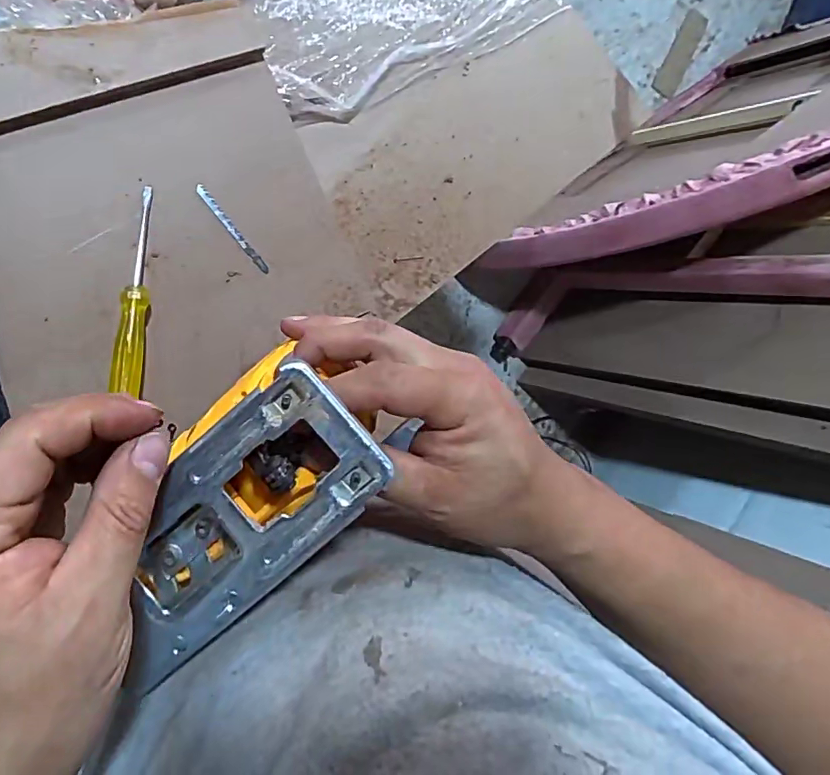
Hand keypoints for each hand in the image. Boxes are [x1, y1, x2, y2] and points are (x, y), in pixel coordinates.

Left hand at [0, 394, 171, 774]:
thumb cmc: (39, 706)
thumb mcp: (93, 605)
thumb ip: (122, 512)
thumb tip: (154, 439)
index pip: (25, 440)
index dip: (93, 414)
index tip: (153, 416)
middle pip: (23, 450)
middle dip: (94, 429)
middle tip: (155, 432)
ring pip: (28, 473)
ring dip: (87, 453)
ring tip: (141, 451)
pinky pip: (30, 504)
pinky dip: (75, 484)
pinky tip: (109, 482)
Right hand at [282, 315, 579, 553]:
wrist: (544, 496)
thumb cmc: (496, 501)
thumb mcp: (434, 498)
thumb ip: (377, 471)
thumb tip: (322, 452)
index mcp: (458, 392)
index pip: (384, 379)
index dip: (336, 390)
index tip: (294, 405)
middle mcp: (453, 363)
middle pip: (382, 337)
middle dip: (329, 339)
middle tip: (286, 353)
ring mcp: (450, 360)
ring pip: (386, 333)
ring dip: (339, 332)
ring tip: (294, 329)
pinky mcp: (443, 369)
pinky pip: (395, 347)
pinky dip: (357, 345)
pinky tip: (332, 345)